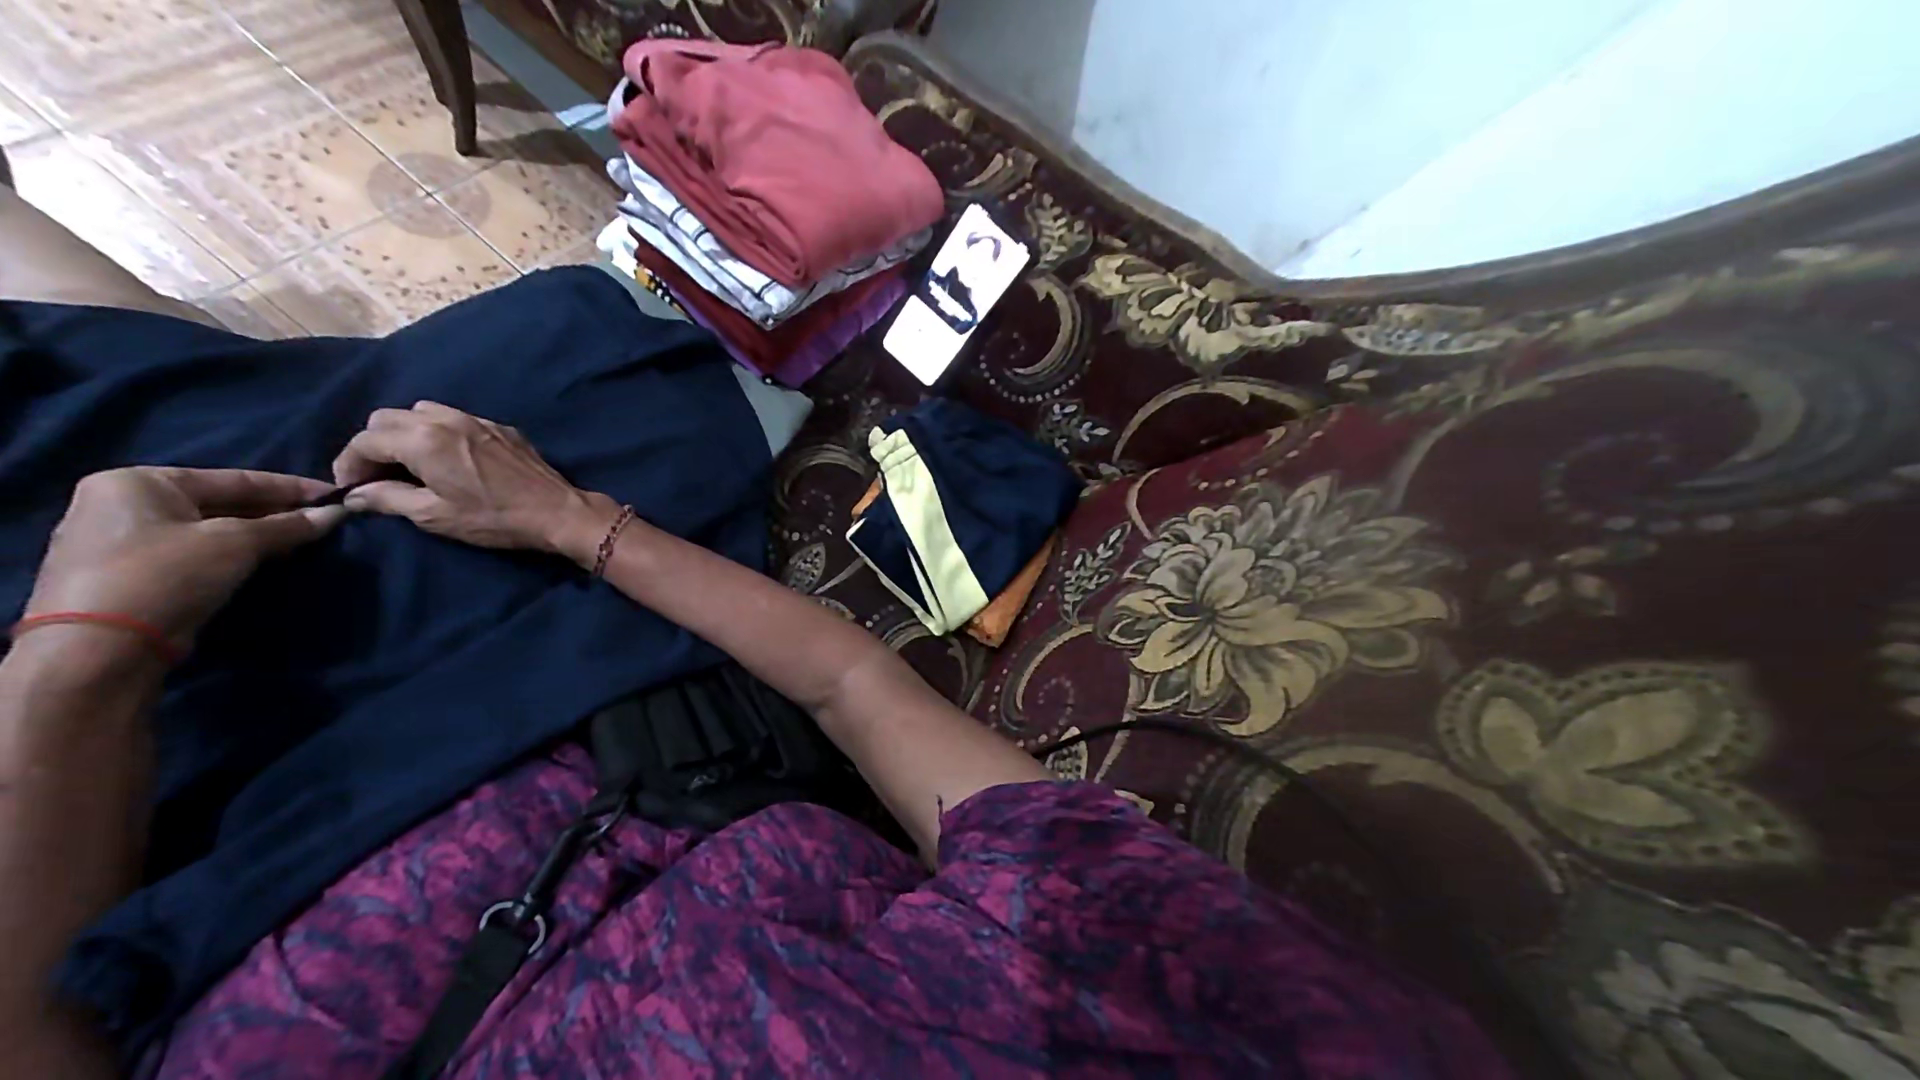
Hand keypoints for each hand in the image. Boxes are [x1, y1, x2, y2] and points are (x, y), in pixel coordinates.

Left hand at [22, 467, 346, 653]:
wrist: (101, 645)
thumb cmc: (167, 572)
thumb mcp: (237, 542)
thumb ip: (289, 525)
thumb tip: (337, 514)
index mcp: (137, 482)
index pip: (235, 479)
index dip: (292, 487)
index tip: (336, 495)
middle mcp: (122, 503)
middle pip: (222, 502)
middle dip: (276, 513)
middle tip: (325, 521)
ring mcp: (122, 540)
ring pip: (212, 529)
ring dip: (260, 535)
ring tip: (305, 541)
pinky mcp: (133, 573)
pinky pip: (198, 552)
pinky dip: (236, 553)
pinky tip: (268, 559)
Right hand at [332, 402, 619, 565]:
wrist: (558, 512)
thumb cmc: (495, 518)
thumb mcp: (434, 515)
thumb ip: (388, 499)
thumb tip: (354, 496)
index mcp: (424, 439)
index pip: (365, 440)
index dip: (348, 464)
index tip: (351, 488)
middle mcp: (447, 419)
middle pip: (388, 419)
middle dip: (374, 445)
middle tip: (378, 477)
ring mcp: (478, 420)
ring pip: (422, 412)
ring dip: (406, 434)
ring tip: (411, 466)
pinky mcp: (502, 428)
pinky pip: (456, 419)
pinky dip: (439, 433)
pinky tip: (448, 459)